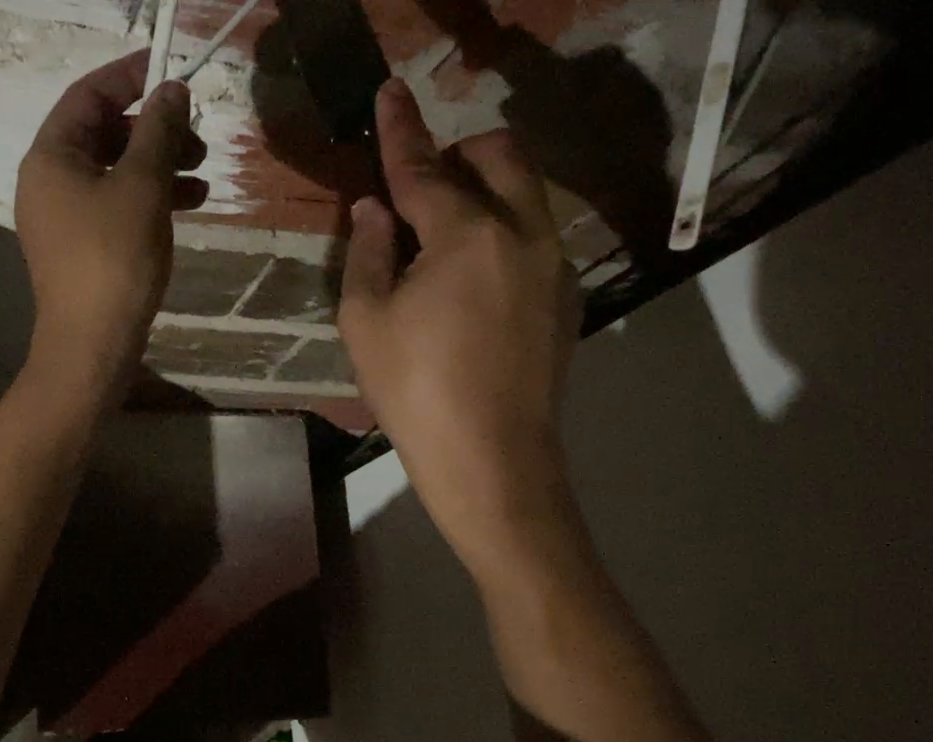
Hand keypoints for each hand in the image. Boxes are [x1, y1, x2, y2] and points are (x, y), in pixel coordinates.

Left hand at [16, 51, 207, 384]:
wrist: (92, 345)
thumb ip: (158, 132)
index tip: (172, 72)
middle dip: (154, 131)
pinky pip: (116, 207)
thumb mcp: (142, 187)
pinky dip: (150, 199)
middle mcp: (48, 183)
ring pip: (115, 174)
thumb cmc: (114, 259)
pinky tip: (188, 204)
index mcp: (51, 157)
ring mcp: (63, 219)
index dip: (130, 77)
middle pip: (103, 135)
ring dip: (160, 166)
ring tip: (203, 174)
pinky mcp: (81, 249)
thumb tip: (172, 92)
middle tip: (198, 138)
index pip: (88, 95)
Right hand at [338, 80, 581, 557]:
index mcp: (466, 234)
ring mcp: (554, 264)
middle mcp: (523, 232)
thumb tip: (374, 209)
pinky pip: (538, 238)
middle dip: (460, 151)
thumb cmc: (414, 392)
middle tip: (423, 181)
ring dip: (486, 191)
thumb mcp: (365, 323)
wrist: (491, 458)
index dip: (400, 129)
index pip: (423, 167)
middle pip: (501, 155)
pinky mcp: (567, 298)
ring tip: (446, 235)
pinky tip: (474, 284)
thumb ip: (367, 253)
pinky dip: (504, 235)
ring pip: (527, 194)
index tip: (389, 92)